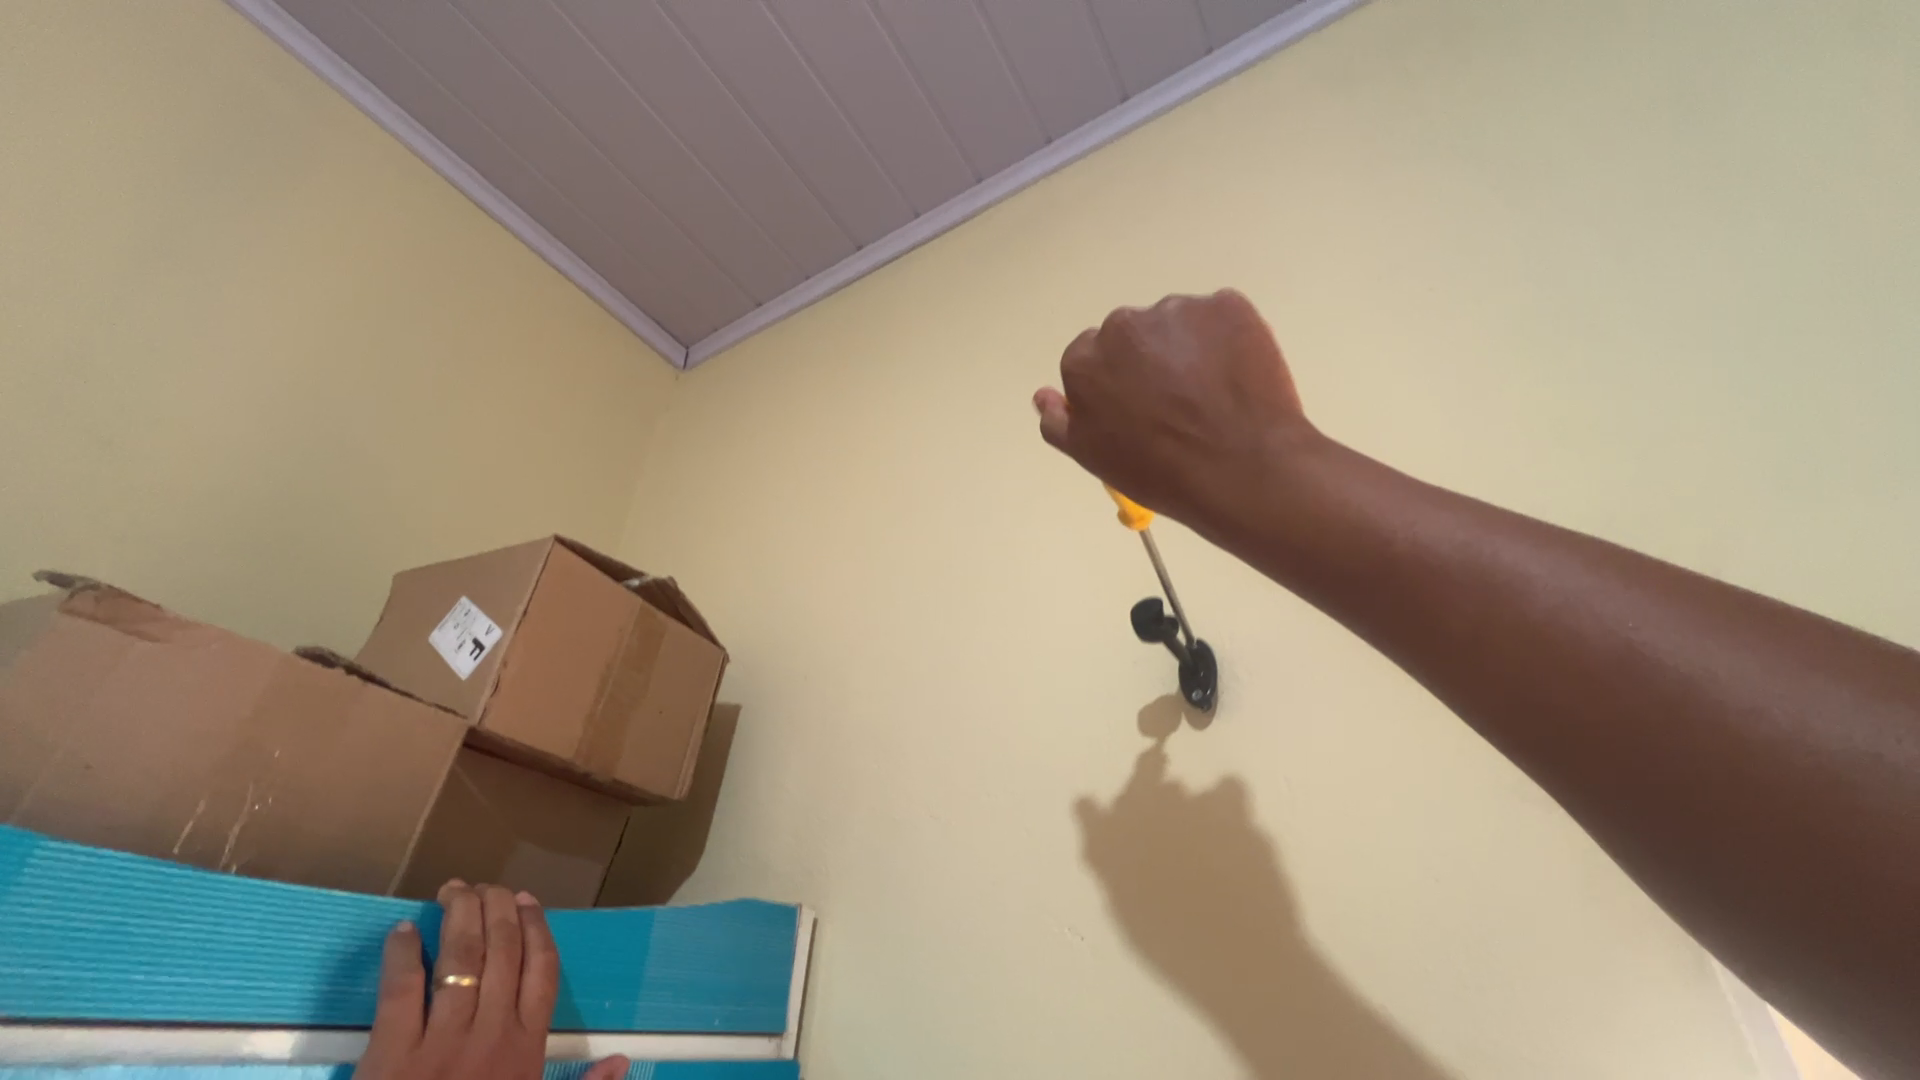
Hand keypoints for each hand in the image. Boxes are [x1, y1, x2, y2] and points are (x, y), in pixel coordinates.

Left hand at [355, 880, 627, 1079]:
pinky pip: (401, 992)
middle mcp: (492, 1032)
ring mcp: (441, 1041)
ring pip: (459, 960)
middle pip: (502, 952)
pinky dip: (403, 955)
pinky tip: (404, 930)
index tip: (527, 899)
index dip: (536, 927)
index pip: (541, 968)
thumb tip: (623, 1060)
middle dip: (497, 910)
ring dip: (459, 918)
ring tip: (454, 891)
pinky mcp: (390, 1055)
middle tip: (487, 886)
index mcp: (527, 1045)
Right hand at [1034, 289, 1317, 533]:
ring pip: (1175, 325)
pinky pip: (1219, 319)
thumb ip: (1060, 422)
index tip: (1138, 412)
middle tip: (1175, 405)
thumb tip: (1043, 395)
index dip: (1115, 387)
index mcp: (1085, 361)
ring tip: (1209, 395)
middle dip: (1147, 361)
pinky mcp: (1227, 306)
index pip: (1089, 360)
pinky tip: (1236, 377)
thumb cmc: (1159, 472)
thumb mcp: (1094, 458)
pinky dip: (1225, 339)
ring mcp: (1178, 310)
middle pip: (1129, 337)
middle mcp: (1124, 325)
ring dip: (1185, 348)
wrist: (1241, 469)